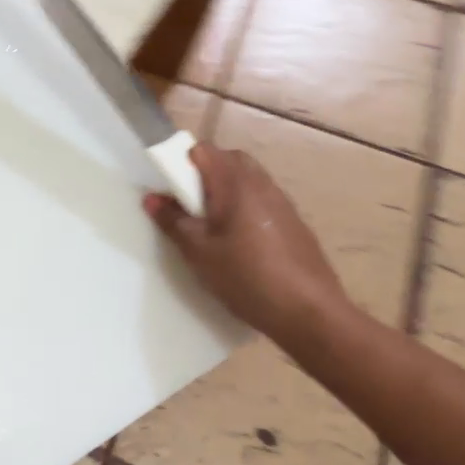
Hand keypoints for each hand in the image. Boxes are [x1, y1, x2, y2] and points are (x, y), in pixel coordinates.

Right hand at [142, 144, 350, 343]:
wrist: (312, 315)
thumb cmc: (248, 278)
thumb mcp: (199, 252)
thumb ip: (172, 221)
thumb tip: (151, 198)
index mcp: (235, 184)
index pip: (203, 149)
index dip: (182, 161)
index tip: (172, 187)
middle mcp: (262, 184)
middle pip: (229, 159)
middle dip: (206, 172)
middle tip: (190, 203)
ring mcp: (283, 203)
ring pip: (248, 179)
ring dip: (227, 190)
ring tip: (214, 224)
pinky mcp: (296, 223)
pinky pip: (263, 199)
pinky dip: (246, 206)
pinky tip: (242, 241)